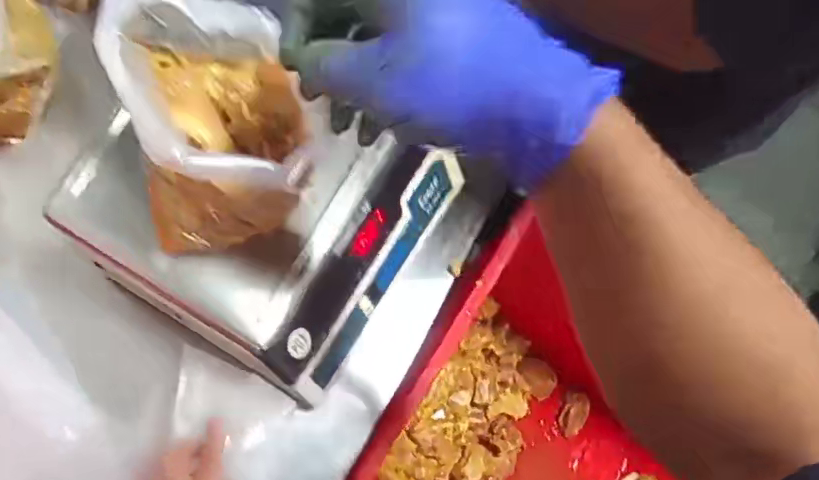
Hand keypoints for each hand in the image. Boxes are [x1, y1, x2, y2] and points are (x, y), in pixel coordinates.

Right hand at [286, 0, 622, 191]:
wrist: (525, 101)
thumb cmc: (442, 84)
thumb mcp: (371, 80)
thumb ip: (324, 65)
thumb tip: (302, 60)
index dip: (299, 29)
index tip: (293, 72)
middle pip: (348, 10)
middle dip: (327, 60)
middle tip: (319, 103)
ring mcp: (436, 6)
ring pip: (374, 35)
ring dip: (353, 82)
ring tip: (348, 128)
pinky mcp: (453, 32)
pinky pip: (402, 50)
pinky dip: (383, 85)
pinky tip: (377, 126)